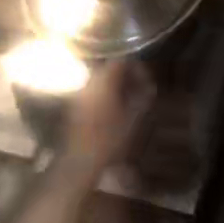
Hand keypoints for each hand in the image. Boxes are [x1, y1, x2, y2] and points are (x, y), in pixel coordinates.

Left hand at [62, 60, 153, 174]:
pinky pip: (92, 93)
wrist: (81, 161)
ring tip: (129, 101)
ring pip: (100, 82)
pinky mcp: (74, 107)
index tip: (146, 80)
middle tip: (140, 90)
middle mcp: (88, 84)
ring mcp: (79, 95)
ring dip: (115, 87)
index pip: (120, 62)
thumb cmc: (110, 139)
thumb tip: (149, 86)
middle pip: (108, 70)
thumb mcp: (134, 119)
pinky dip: (105, 96)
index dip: (136, 68)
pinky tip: (114, 111)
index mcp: (103, 82)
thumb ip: (143, 97)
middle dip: (126, 77)